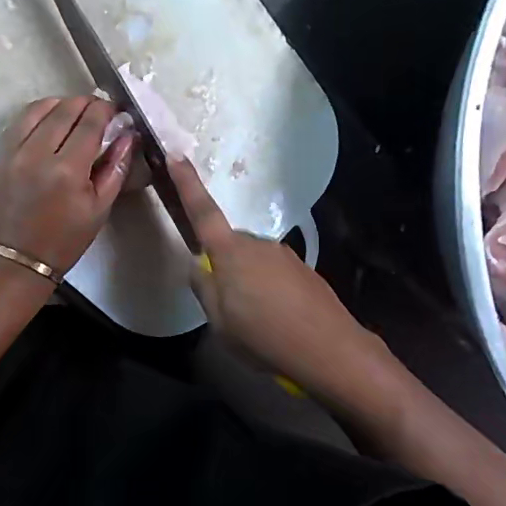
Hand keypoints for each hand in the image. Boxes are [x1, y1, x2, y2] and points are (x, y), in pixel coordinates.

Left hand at [0, 96, 133, 274]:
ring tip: (75, 110)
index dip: (106, 110)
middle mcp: (38, 153)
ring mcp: (15, 152)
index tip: (117, 109)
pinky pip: (21, 122)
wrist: (17, 258)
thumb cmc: (65, 240)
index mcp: (68, 170)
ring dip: (61, 104)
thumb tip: (127, 136)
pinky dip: (39, 114)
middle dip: (85, 103)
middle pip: (64, 110)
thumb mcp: (99, 210)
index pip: (90, 123)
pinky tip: (51, 120)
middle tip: (100, 107)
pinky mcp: (1, 156)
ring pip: (38, 109)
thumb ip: (115, 169)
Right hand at [171, 156, 384, 390]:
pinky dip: (271, 290)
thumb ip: (204, 290)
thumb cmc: (263, 336)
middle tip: (227, 305)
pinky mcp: (305, 271)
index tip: (177, 157)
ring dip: (249, 281)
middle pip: (231, 245)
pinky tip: (278, 319)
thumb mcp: (219, 322)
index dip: (187, 184)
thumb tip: (199, 268)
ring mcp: (285, 256)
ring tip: (256, 320)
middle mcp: (258, 245)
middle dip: (224, 265)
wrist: (328, 348)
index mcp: (231, 253)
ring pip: (254, 261)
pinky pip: (276, 274)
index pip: (203, 212)